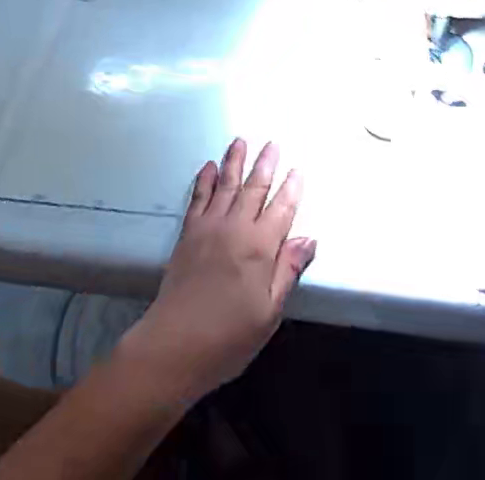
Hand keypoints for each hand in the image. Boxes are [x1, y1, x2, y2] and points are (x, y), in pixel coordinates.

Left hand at [118, 139, 315, 403]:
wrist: (176, 343)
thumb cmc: (230, 337)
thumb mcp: (270, 312)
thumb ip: (287, 270)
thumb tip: (308, 238)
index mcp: (260, 248)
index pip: (281, 210)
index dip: (291, 189)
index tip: (297, 170)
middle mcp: (235, 228)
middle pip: (254, 189)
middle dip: (265, 165)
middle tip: (272, 143)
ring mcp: (208, 227)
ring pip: (225, 185)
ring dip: (234, 162)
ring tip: (241, 140)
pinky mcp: (188, 233)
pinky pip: (198, 198)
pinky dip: (205, 179)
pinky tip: (209, 166)